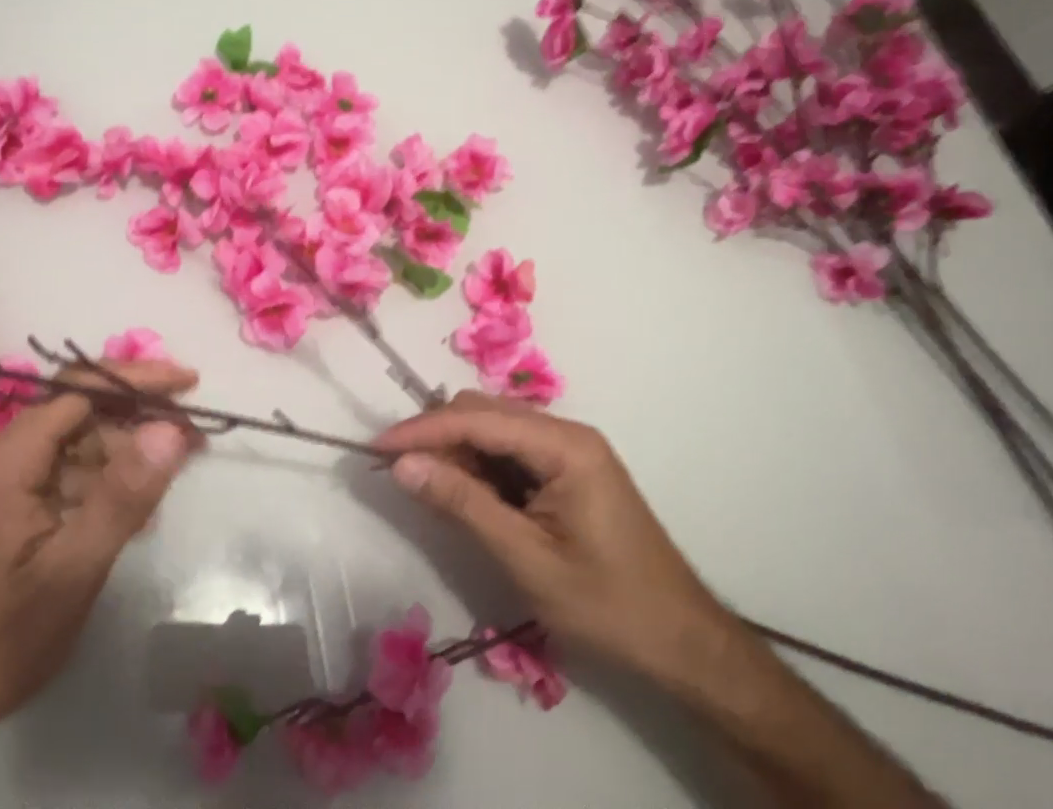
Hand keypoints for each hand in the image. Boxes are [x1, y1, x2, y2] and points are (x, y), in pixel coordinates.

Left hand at [0, 360, 202, 735]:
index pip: (80, 389)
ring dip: (128, 448)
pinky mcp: (14, 510)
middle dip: (139, 413)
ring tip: (181, 465)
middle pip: (80, 409)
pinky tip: (141, 506)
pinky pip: (69, 475)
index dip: (137, 380)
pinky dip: (108, 480)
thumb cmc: (3, 635)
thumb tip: (171, 429)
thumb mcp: (74, 569)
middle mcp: (4, 458)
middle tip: (196, 434)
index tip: (190, 385)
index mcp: (10, 459)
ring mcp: (7, 485)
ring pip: (77, 443)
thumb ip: (123, 496)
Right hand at [375, 391, 733, 680]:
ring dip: (454, 452)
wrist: (679, 638)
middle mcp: (568, 435)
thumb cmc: (606, 603)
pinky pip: (511, 454)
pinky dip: (478, 468)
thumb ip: (462, 504)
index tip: (374, 449)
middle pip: (484, 414)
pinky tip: (459, 494)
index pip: (477, 420)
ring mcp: (571, 452)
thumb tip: (402, 465)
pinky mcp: (569, 473)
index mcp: (565, 447)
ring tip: (421, 487)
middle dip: (435, 437)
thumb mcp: (525, 557)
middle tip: (396, 473)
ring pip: (494, 431)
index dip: (422, 431)